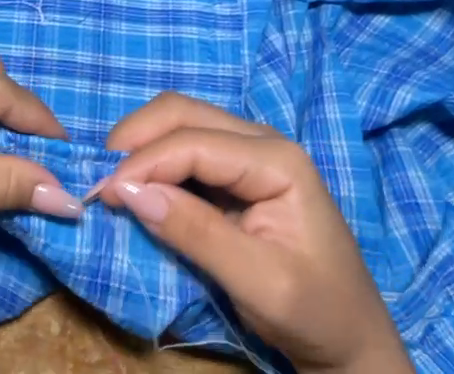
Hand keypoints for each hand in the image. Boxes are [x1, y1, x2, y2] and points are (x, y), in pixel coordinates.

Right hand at [98, 93, 412, 373]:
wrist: (350, 341)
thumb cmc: (315, 313)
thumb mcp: (259, 283)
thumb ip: (196, 233)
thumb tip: (129, 192)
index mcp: (277, 160)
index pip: (191, 142)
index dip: (142, 163)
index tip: (104, 197)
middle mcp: (261, 140)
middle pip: (179, 112)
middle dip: (133, 141)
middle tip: (102, 183)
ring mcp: (247, 151)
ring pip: (176, 121)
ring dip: (139, 147)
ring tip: (115, 186)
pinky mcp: (233, 169)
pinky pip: (181, 145)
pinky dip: (151, 159)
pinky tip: (138, 187)